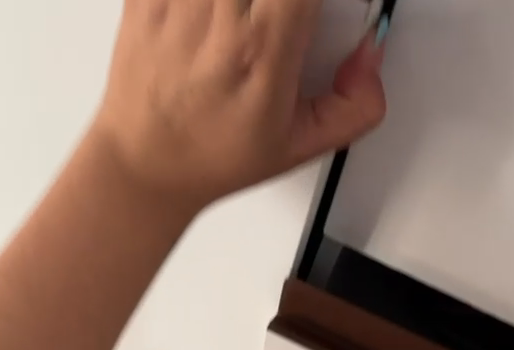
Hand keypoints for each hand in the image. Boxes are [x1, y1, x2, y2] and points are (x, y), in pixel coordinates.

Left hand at [89, 0, 387, 211]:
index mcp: (263, 49)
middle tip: (278, 17)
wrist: (143, 169)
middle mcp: (219, 17)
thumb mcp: (297, 147)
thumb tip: (370, 53)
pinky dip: (201, 0)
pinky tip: (210, 16)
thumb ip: (353, 106)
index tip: (311, 9)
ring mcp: (177, 1)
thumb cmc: (211, 159)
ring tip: (243, 18)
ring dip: (239, 0)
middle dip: (278, 0)